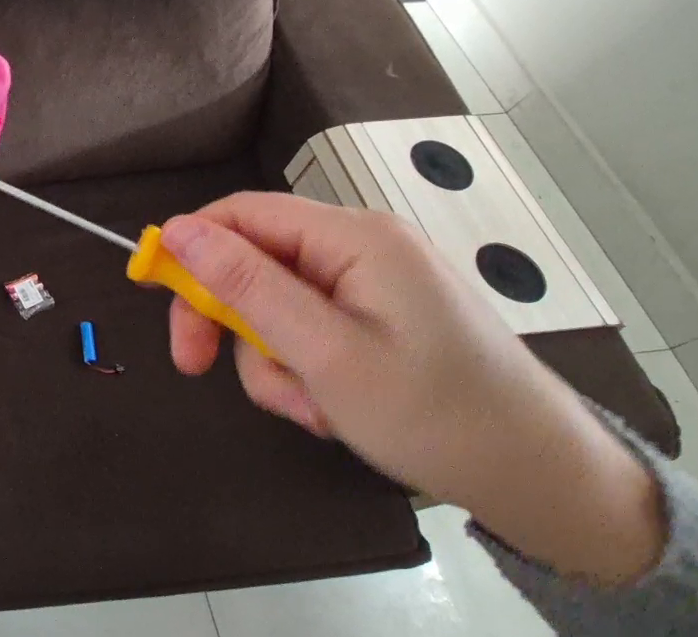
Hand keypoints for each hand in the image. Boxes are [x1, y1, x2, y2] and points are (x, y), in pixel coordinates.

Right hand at [163, 192, 663, 584]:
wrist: (547, 483)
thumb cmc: (434, 415)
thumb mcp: (324, 353)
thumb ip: (246, 285)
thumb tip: (177, 230)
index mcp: (354, 237)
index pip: (242, 213)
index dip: (189, 245)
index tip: (149, 290)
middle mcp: (360, 246)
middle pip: (253, 259)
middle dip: (224, 316)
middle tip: (195, 365)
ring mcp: (371, 283)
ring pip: (274, 303)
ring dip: (268, 358)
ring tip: (306, 408)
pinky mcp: (378, 317)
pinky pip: (307, 327)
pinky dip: (300, 367)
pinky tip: (328, 409)